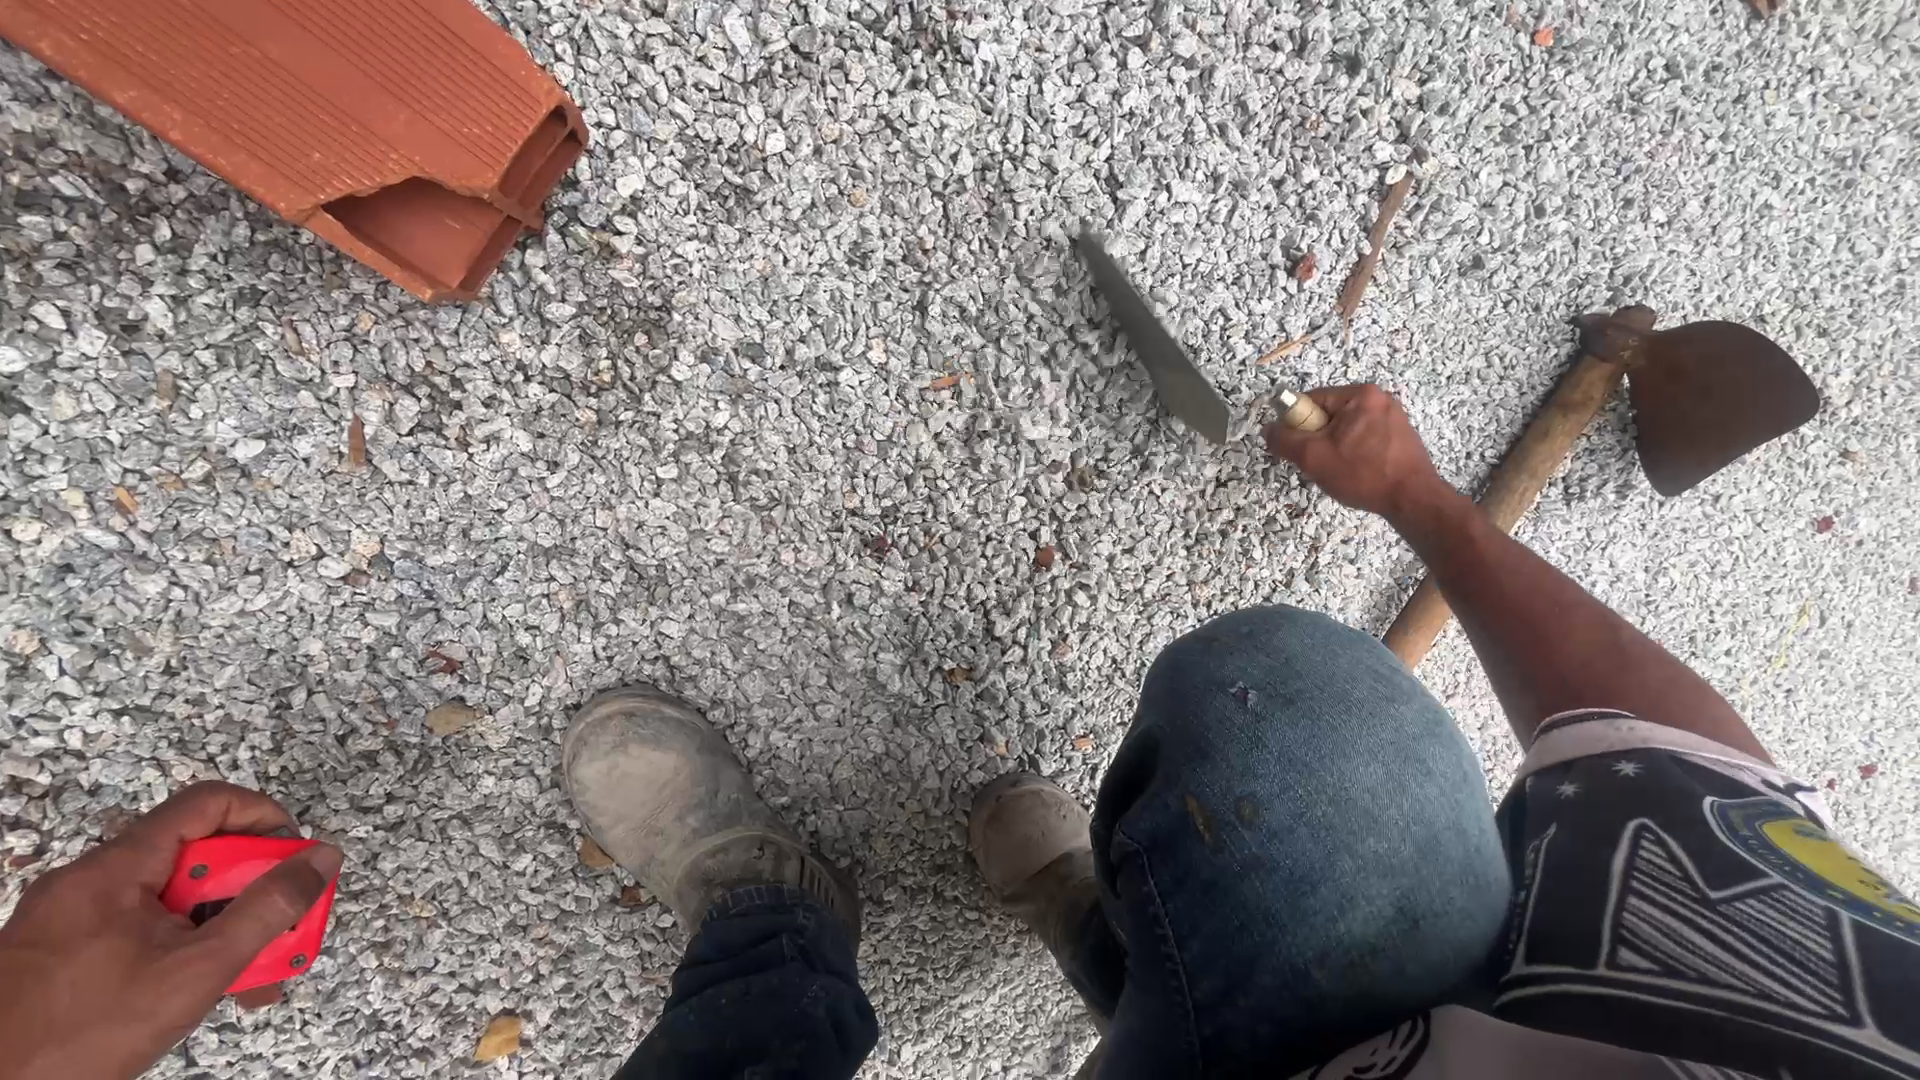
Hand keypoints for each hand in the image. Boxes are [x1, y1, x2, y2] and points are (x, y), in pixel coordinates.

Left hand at [0, 782, 342, 1079]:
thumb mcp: (197, 970)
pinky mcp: (67, 954)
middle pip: (201, 857)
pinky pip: (149, 930)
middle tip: (286, 929)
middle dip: (255, 891)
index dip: (265, 817)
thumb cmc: (84, 1033)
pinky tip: (214, 989)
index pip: (207, 803)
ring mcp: (74, 920)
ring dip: (230, 928)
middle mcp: (91, 882)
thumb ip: (270, 908)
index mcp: (113, 871)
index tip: (296, 859)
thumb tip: (324, 856)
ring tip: (258, 975)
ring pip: (179, 899)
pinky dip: (191, 948)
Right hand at [1263, 384, 1449, 519]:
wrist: (1413, 499)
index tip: (1298, 449)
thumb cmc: (1363, 474)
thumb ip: (1283, 439)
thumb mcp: (1312, 457)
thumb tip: (1268, 429)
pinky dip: (1352, 454)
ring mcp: (1392, 417)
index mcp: (1359, 395)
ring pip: (1344, 429)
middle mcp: (1379, 398)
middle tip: (1319, 463)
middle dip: (1316, 439)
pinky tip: (1357, 472)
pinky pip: (1362, 438)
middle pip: (1327, 415)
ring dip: (1333, 449)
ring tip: (1340, 470)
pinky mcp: (1400, 435)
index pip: (1310, 400)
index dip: (1296, 425)